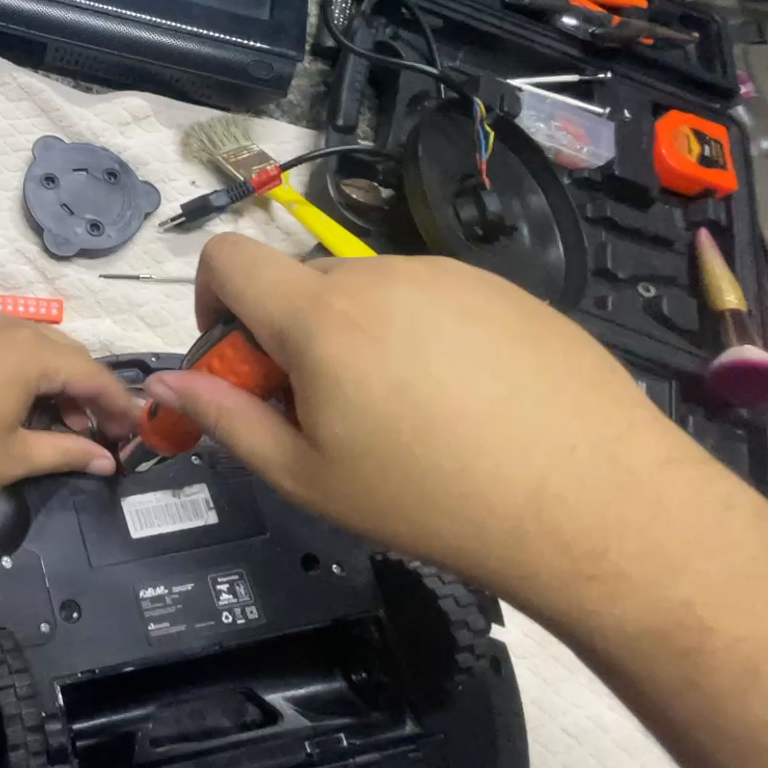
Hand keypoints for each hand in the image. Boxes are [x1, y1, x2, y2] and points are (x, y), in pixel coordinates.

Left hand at [0, 314, 138, 509]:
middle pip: (67, 354)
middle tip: (98, 431)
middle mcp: (10, 327)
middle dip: (89, 392)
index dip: (118, 405)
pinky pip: (6, 344)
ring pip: (37, 346)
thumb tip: (107, 461)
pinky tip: (20, 400)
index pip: (93, 374)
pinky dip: (26, 369)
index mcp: (32, 353)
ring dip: (57, 380)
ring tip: (61, 421)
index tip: (135, 430)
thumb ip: (67, 454)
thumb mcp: (13, 457)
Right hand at [143, 235, 719, 589]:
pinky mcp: (501, 287)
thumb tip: (162, 383)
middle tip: (323, 408)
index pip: (226, 258)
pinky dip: (405, 330)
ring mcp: (445, 274)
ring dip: (345, 333)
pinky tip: (455, 395)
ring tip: (398, 407)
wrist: (604, 509)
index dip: (211, 300)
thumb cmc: (429, 499)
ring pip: (357, 289)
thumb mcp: (302, 474)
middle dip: (283, 335)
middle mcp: (375, 275)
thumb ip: (221, 417)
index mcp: (318, 317)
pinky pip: (420, 294)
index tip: (240, 358)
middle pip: (293, 283)